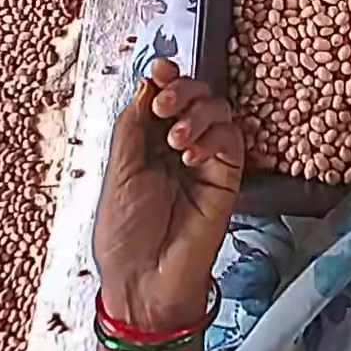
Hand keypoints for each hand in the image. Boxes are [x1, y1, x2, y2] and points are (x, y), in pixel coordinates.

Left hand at [93, 59, 241, 329]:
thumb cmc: (124, 231)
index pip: (165, 95)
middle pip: (195, 95)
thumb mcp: (119, 170)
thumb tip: (149, 83)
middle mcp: (180, 142)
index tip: (160, 70)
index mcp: (151, 139)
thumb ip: (134, 124)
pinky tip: (191, 157)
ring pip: (218, 110)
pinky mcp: (227, 175)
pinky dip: (213, 138)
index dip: (166, 77)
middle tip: (166, 106)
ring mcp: (206, 157)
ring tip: (177, 139)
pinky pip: (231, 139)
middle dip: (182, 91)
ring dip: (198, 113)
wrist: (144, 281)